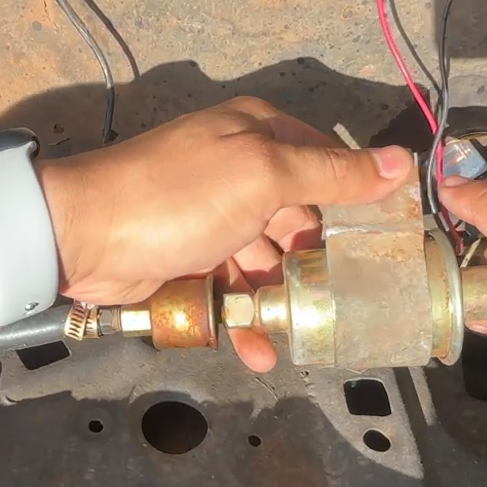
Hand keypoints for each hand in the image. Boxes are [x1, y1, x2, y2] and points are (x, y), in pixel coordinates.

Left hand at [39, 97, 409, 370]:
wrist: (84, 237)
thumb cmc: (180, 197)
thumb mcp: (262, 175)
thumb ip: (331, 173)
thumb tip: (402, 161)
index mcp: (258, 134)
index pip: (327, 159)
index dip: (359, 197)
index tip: (392, 240)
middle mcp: (238, 168)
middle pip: (299, 215)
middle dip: (320, 259)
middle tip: (351, 301)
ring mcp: (212, 215)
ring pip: (266, 259)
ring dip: (281, 299)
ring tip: (303, 336)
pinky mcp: (191, 256)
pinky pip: (231, 287)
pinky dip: (244, 319)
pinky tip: (258, 352)